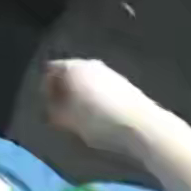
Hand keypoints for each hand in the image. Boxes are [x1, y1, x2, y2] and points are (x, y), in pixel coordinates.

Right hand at [43, 59, 159, 157]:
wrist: (145, 127)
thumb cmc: (99, 121)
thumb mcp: (68, 121)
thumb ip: (54, 112)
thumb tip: (51, 110)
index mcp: (71, 66)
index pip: (50, 70)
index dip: (45, 88)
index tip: (47, 106)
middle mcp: (89, 63)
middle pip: (69, 73)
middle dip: (64, 91)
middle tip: (63, 110)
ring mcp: (109, 72)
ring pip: (87, 80)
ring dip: (82, 95)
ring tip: (83, 116)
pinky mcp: (125, 84)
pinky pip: (103, 88)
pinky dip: (98, 98)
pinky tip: (102, 116)